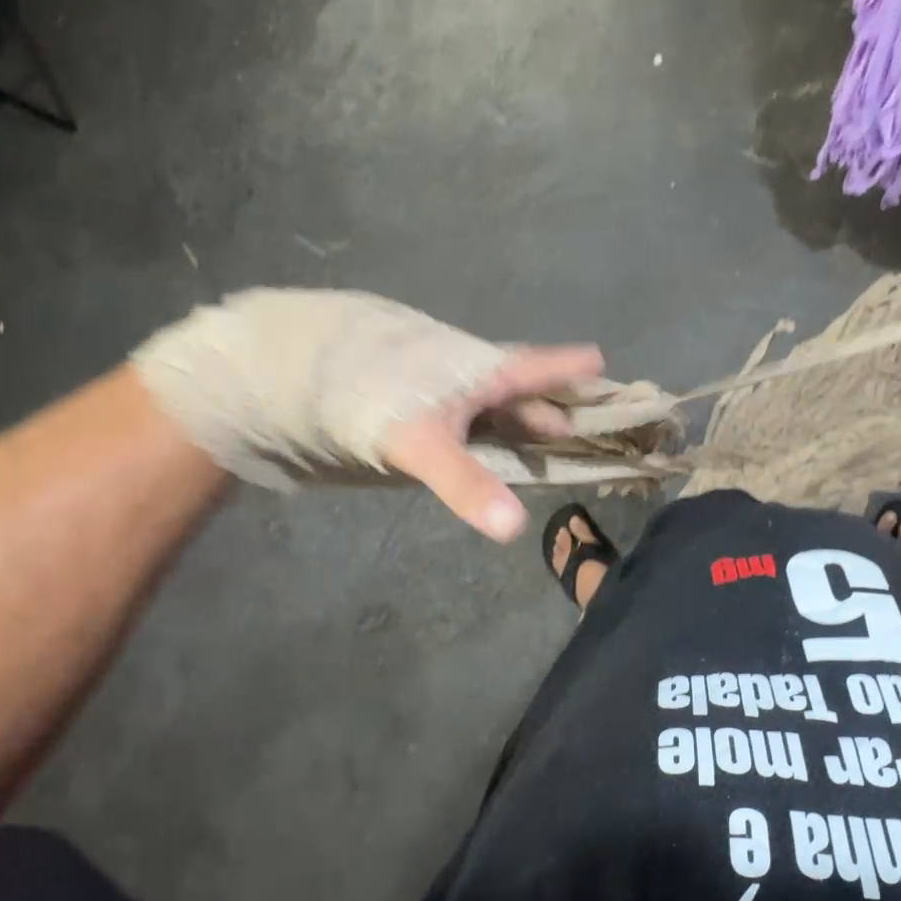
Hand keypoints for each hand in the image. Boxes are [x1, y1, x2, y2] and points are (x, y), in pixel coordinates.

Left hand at [133, 289, 603, 542]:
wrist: (282, 371)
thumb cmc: (365, 396)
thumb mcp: (418, 442)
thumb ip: (466, 484)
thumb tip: (513, 530)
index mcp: (485, 370)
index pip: (547, 369)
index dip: (582, 375)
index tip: (618, 375)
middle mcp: (472, 374)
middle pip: (530, 390)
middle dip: (565, 408)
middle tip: (601, 428)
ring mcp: (444, 387)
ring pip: (500, 403)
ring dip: (529, 421)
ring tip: (557, 442)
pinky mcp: (417, 405)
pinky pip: (471, 416)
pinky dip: (492, 431)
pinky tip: (491, 447)